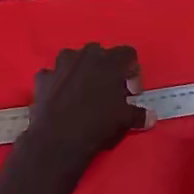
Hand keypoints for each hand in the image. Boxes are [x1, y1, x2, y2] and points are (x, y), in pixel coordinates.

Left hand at [20, 44, 151, 171]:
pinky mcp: (43, 77)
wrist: (58, 139)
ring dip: (81, 71)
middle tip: (109, 92)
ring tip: (84, 93)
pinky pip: (54, 75)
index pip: (128, 54)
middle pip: (101, 54)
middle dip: (107, 70)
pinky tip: (61, 99)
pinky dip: (59, 84)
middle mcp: (85, 55)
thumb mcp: (125, 121)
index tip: (132, 93)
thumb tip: (151, 117)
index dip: (133, 72)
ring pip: (75, 60)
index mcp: (110, 61)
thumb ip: (139, 114)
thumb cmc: (98, 124)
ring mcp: (61, 64)